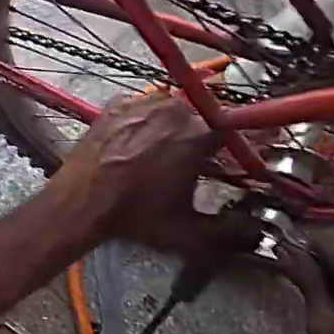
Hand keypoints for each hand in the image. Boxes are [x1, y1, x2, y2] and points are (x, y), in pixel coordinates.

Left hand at [51, 94, 229, 253]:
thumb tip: (252, 229)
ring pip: (174, 109)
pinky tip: (139, 145)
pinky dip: (146, 122)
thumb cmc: (131, 214)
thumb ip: (229, 231)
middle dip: (205, 136)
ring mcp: (143, 102)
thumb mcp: (187, 232)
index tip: (243, 150)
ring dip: (175, 127)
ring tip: (164, 155)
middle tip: (197, 161)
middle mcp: (173, 109)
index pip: (238, 128)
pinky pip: (144, 108)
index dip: (242, 142)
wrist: (81, 202)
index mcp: (198, 133)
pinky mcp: (118, 104)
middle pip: (204, 115)